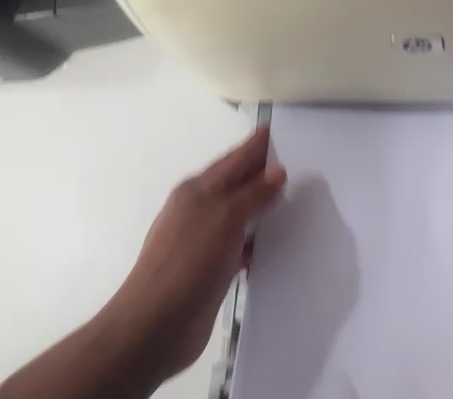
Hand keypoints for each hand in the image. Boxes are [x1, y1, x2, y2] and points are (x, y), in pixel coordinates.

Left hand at [102, 126, 286, 382]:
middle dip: (262, 173)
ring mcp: (203, 241)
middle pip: (236, 185)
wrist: (154, 325)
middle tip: (298, 162)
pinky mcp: (211, 271)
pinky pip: (240, 246)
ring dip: (263, 208)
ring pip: (240, 216)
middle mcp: (199, 210)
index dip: (255, 145)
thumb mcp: (224, 219)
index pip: (233, 159)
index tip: (277, 129)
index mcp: (197, 189)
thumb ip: (253, 195)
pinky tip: (277, 244)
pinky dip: (257, 242)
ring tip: (295, 199)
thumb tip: (277, 170)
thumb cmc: (188, 262)